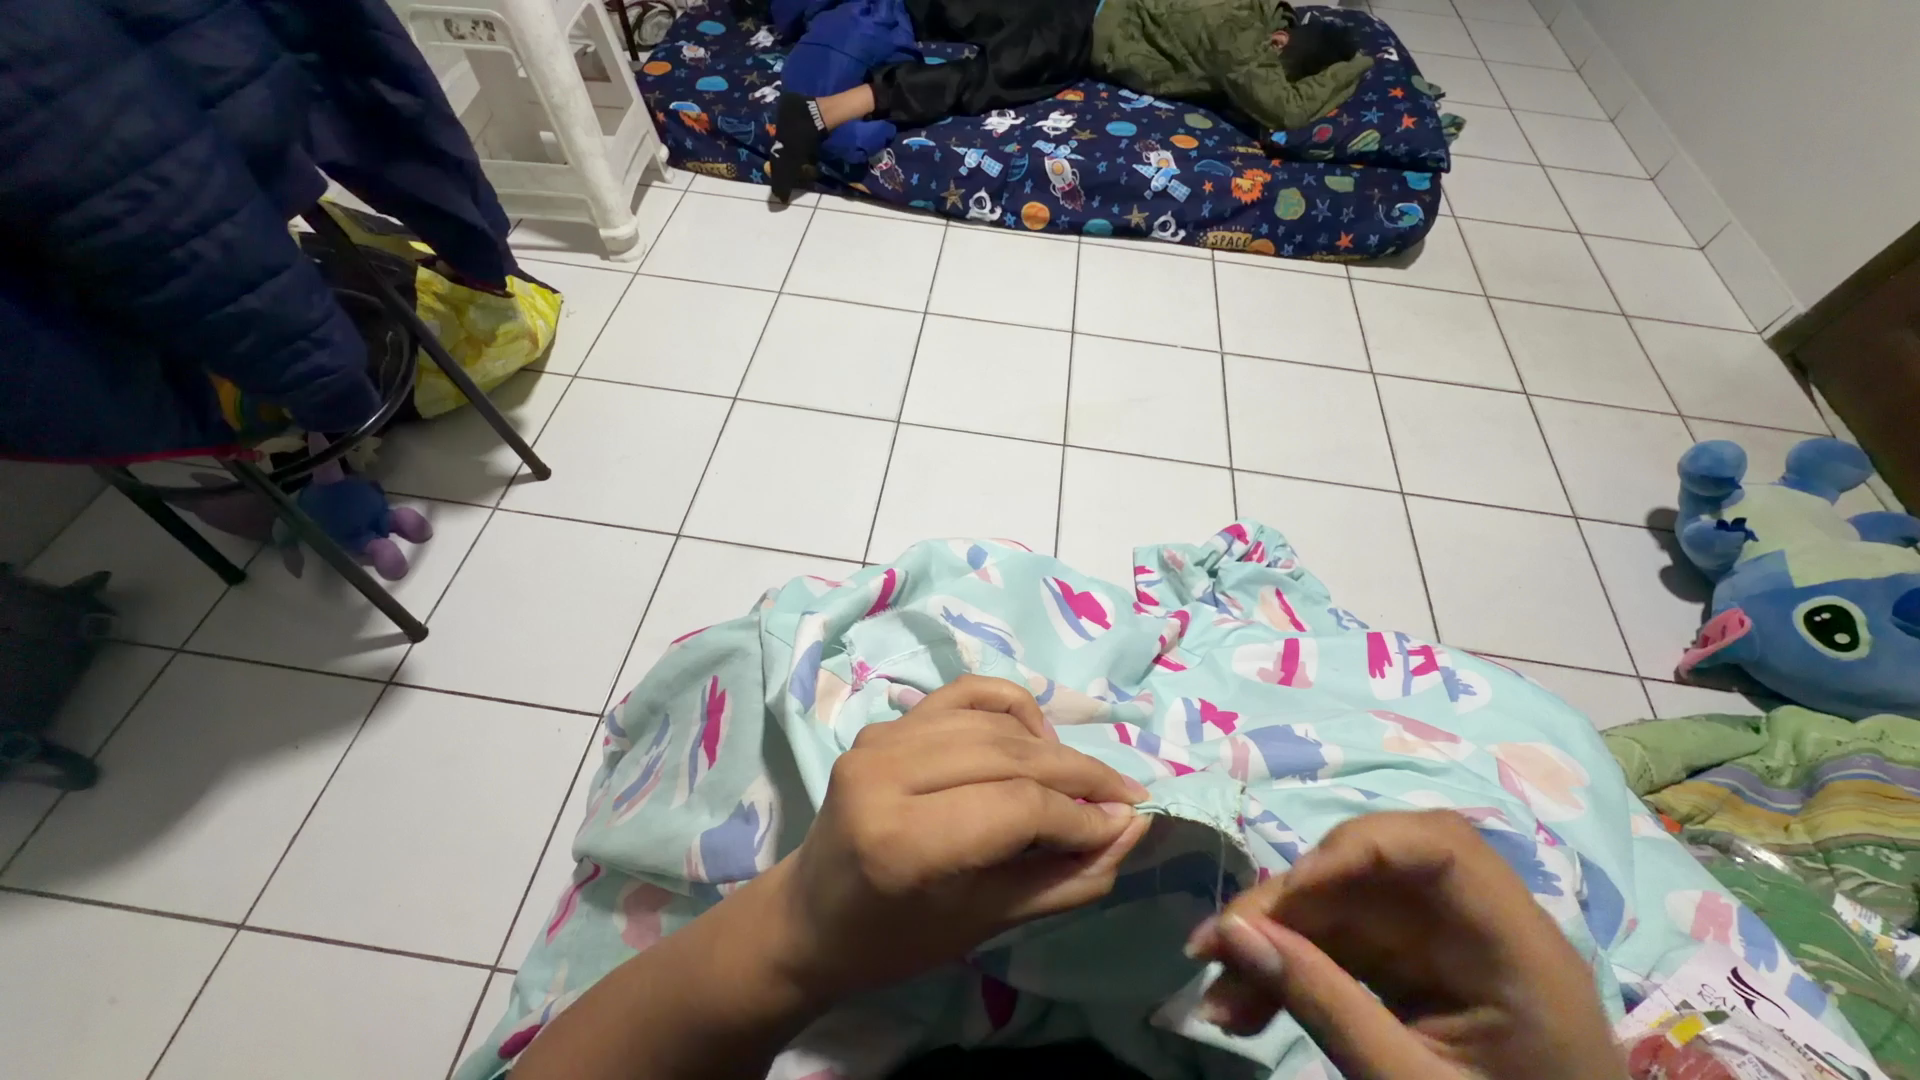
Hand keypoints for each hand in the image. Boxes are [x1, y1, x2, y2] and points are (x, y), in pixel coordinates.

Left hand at [758, 676, 1152, 999]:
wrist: (812, 914)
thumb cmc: (895, 938)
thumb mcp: (986, 924)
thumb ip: (1066, 877)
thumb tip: (1129, 828)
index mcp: (902, 840)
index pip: (1016, 806)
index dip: (1079, 814)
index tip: (1122, 825)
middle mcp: (885, 773)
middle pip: (1009, 755)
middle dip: (1078, 774)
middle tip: (1124, 795)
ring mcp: (880, 738)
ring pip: (993, 723)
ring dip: (1050, 745)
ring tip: (1082, 779)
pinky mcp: (884, 723)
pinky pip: (964, 696)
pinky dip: (1010, 708)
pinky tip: (1034, 739)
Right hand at [1187, 810, 1623, 1079]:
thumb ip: (1325, 1007)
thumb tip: (1231, 933)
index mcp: (1517, 949)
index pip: (1440, 846)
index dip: (1358, 846)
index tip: (1291, 889)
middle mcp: (1472, 928)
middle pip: (1366, 874)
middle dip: (1285, 905)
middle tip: (1216, 949)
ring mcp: (1436, 948)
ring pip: (1336, 908)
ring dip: (1272, 941)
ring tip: (1219, 998)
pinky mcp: (1407, 970)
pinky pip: (1334, 946)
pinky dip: (1287, 970)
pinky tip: (1244, 1008)